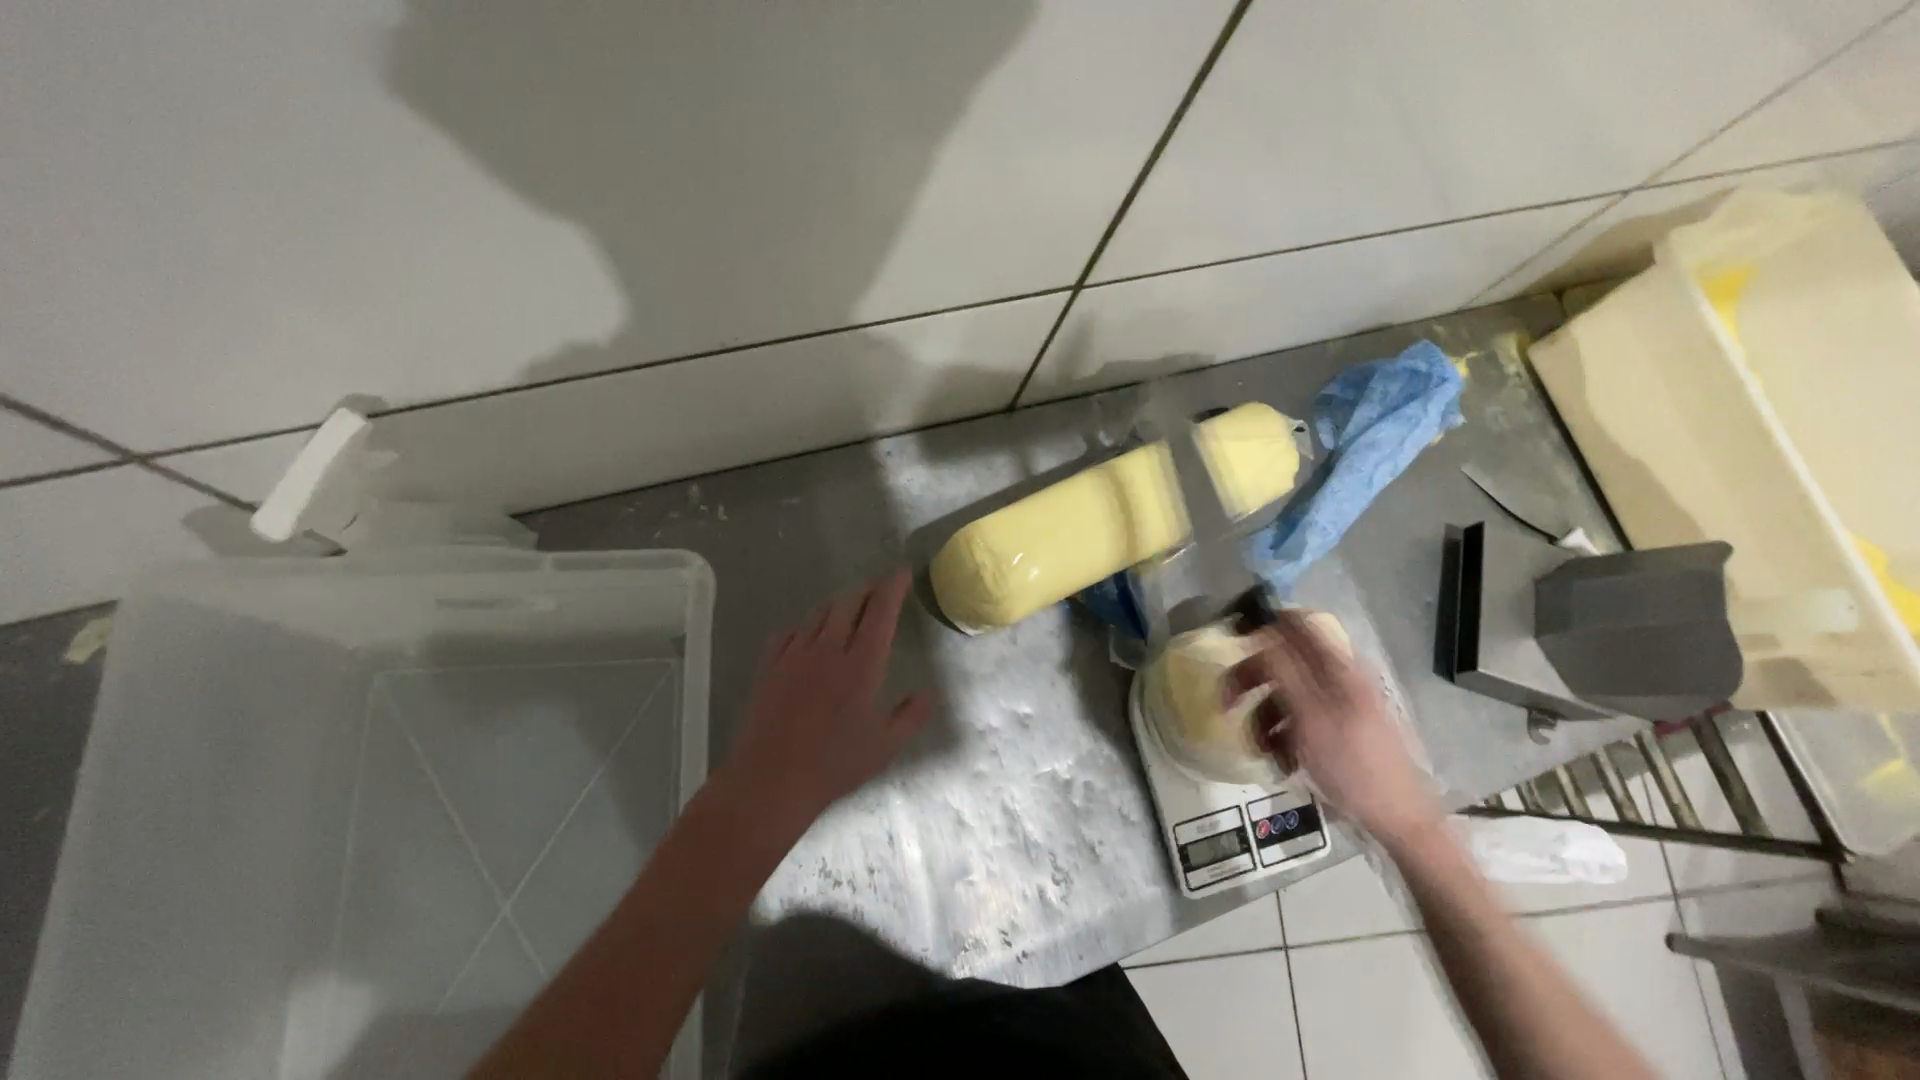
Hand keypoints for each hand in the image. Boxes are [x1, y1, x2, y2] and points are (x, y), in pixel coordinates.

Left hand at [724, 568, 933, 821]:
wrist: (771, 779)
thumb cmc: (835, 765)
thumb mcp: (886, 746)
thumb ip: (912, 716)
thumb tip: (929, 692)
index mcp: (862, 664)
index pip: (881, 611)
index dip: (893, 586)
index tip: (902, 572)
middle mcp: (828, 649)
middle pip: (849, 602)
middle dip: (868, 589)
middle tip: (880, 590)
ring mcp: (794, 654)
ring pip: (819, 612)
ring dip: (839, 603)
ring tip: (850, 607)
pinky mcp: (769, 665)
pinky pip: (790, 630)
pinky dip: (808, 624)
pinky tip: (810, 634)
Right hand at [1228, 611, 1439, 844]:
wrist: (1399, 819)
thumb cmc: (1353, 767)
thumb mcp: (1311, 717)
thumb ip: (1284, 669)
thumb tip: (1262, 629)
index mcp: (1338, 667)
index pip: (1297, 623)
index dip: (1262, 625)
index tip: (1232, 642)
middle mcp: (1340, 679)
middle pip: (1284, 661)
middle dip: (1253, 681)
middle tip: (1227, 702)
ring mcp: (1341, 705)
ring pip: (1287, 695)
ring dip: (1265, 718)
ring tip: (1262, 750)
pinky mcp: (1340, 731)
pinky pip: (1299, 721)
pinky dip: (1283, 738)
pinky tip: (1282, 762)